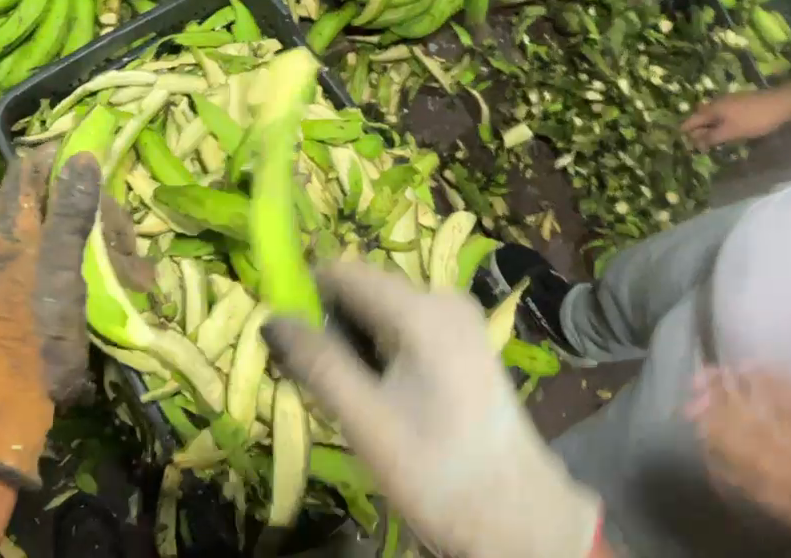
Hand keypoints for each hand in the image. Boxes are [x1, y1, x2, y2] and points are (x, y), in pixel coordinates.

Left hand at [0, 146, 101, 486]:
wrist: (22, 390)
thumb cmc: (39, 322)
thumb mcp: (60, 261)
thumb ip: (71, 208)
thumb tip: (84, 155)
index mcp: (11, 222)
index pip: (32, 166)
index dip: (64, 158)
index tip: (102, 166)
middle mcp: (19, 233)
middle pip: (64, 197)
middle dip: (103, 213)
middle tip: (127, 240)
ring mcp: (33, 259)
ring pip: (79, 228)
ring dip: (113, 244)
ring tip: (138, 275)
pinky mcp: (49, 283)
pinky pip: (82, 256)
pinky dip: (108, 264)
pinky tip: (134, 283)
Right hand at [264, 263, 602, 557]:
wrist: (520, 519)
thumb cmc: (439, 471)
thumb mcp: (366, 421)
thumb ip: (317, 363)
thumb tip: (271, 319)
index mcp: (421, 309)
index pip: (342, 271)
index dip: (306, 296)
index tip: (291, 343)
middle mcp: (442, 297)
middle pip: (363, 289)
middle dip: (332, 325)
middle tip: (323, 382)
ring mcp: (458, 316)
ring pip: (381, 309)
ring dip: (355, 340)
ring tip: (356, 397)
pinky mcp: (464, 337)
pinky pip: (405, 324)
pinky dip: (381, 347)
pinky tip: (384, 394)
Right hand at [681, 88, 790, 146]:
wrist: (780, 103)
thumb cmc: (753, 119)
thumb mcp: (731, 132)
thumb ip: (711, 137)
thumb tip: (695, 143)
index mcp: (709, 110)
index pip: (689, 123)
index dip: (686, 135)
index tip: (689, 149)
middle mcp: (714, 103)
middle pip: (700, 119)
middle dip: (698, 133)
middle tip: (702, 148)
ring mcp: (726, 102)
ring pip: (712, 117)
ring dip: (710, 129)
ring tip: (714, 142)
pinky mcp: (738, 103)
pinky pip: (722, 115)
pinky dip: (720, 124)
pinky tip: (728, 132)